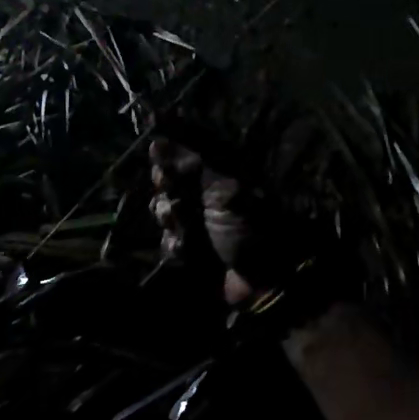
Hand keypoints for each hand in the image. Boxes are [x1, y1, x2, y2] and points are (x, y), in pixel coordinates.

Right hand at [149, 137, 300, 305]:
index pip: (179, 156)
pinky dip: (174, 247)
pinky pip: (166, 242)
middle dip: (165, 197)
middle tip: (176, 207)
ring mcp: (194, 222)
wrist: (263, 277)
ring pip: (162, 213)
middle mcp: (202, 193)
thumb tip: (154, 141)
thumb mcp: (224, 191)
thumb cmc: (250, 227)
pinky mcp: (189, 250)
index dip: (165, 164)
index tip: (163, 174)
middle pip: (164, 184)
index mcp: (215, 173)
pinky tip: (185, 251)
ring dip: (169, 223)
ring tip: (183, 233)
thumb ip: (189, 165)